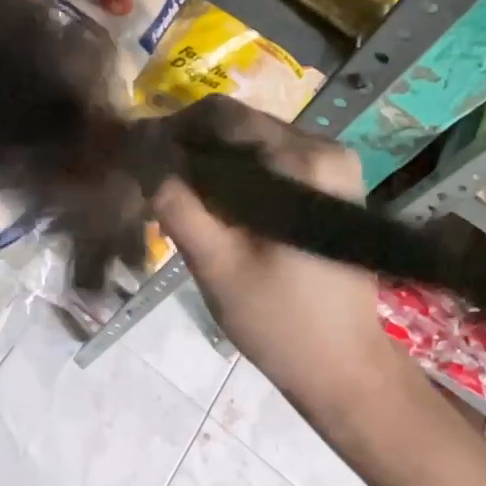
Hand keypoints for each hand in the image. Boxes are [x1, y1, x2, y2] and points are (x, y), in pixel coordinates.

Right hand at [150, 98, 406, 403]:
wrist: (347, 369)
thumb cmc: (280, 321)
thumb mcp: (214, 263)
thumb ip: (175, 202)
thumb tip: (140, 152)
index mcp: (301, 161)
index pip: (221, 116)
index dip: (171, 129)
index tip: (137, 154)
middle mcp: (324, 147)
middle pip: (237, 123)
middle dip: (189, 145)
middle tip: (151, 177)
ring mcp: (333, 162)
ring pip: (250, 138)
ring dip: (209, 159)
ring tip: (176, 191)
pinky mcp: (331, 181)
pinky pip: (270, 157)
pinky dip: (235, 171)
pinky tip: (212, 201)